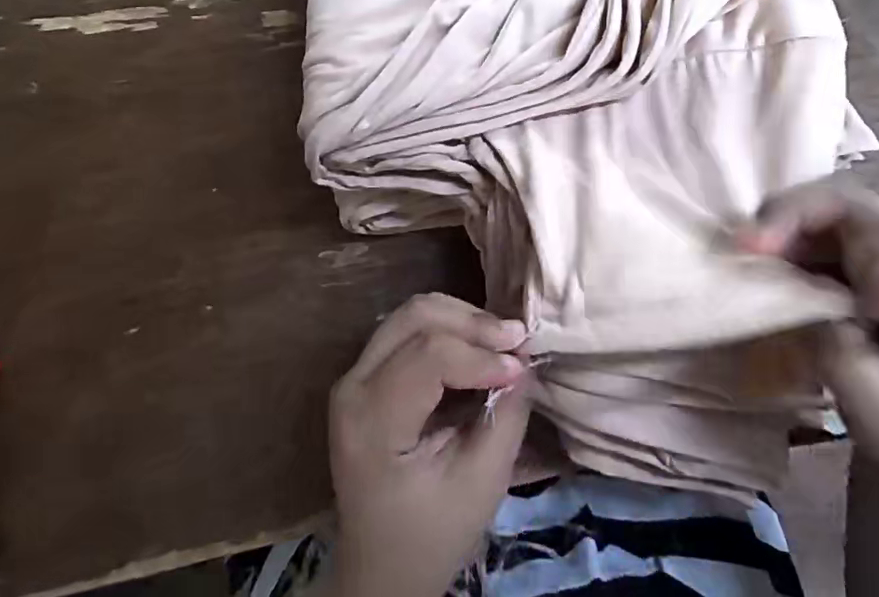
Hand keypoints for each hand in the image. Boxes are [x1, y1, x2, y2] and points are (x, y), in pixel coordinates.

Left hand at [327, 293, 530, 596]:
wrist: (380, 565)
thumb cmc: (431, 533)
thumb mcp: (480, 484)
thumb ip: (505, 416)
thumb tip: (525, 362)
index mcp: (372, 421)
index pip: (429, 356)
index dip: (481, 354)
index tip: (522, 369)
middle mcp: (352, 385)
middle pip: (416, 317)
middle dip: (473, 322)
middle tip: (517, 341)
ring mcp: (353, 376)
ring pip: (412, 313)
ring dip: (462, 319)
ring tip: (503, 342)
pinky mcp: (365, 373)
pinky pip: (408, 329)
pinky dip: (449, 328)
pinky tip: (480, 347)